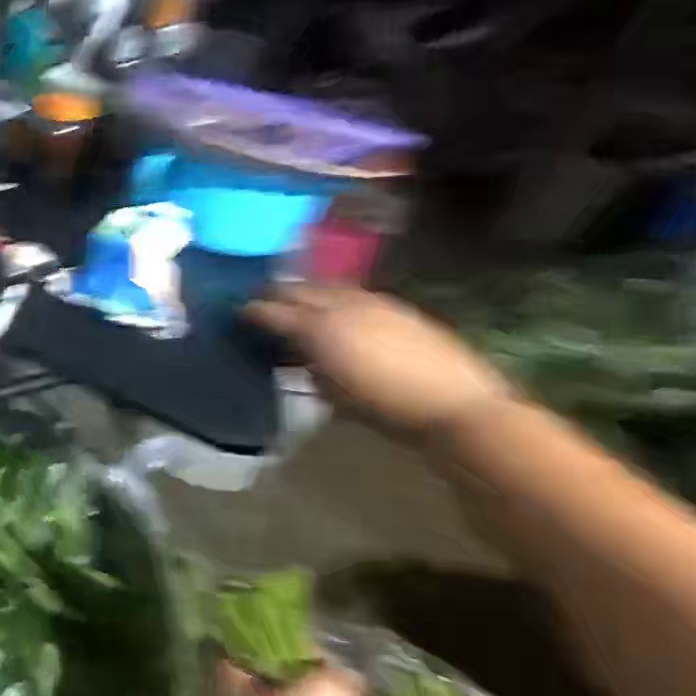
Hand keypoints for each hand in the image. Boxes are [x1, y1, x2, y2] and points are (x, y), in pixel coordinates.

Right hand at [245, 285, 515, 439]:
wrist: (455, 406)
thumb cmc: (385, 408)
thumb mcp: (333, 395)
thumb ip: (312, 368)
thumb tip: (304, 357)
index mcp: (320, 328)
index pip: (274, 311)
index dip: (254, 311)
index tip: (240, 312)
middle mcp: (343, 305)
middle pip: (300, 290)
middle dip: (278, 294)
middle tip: (264, 302)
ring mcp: (374, 302)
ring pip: (329, 286)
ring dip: (309, 292)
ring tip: (299, 301)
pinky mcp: (398, 307)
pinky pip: (356, 294)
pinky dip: (337, 297)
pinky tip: (340, 310)